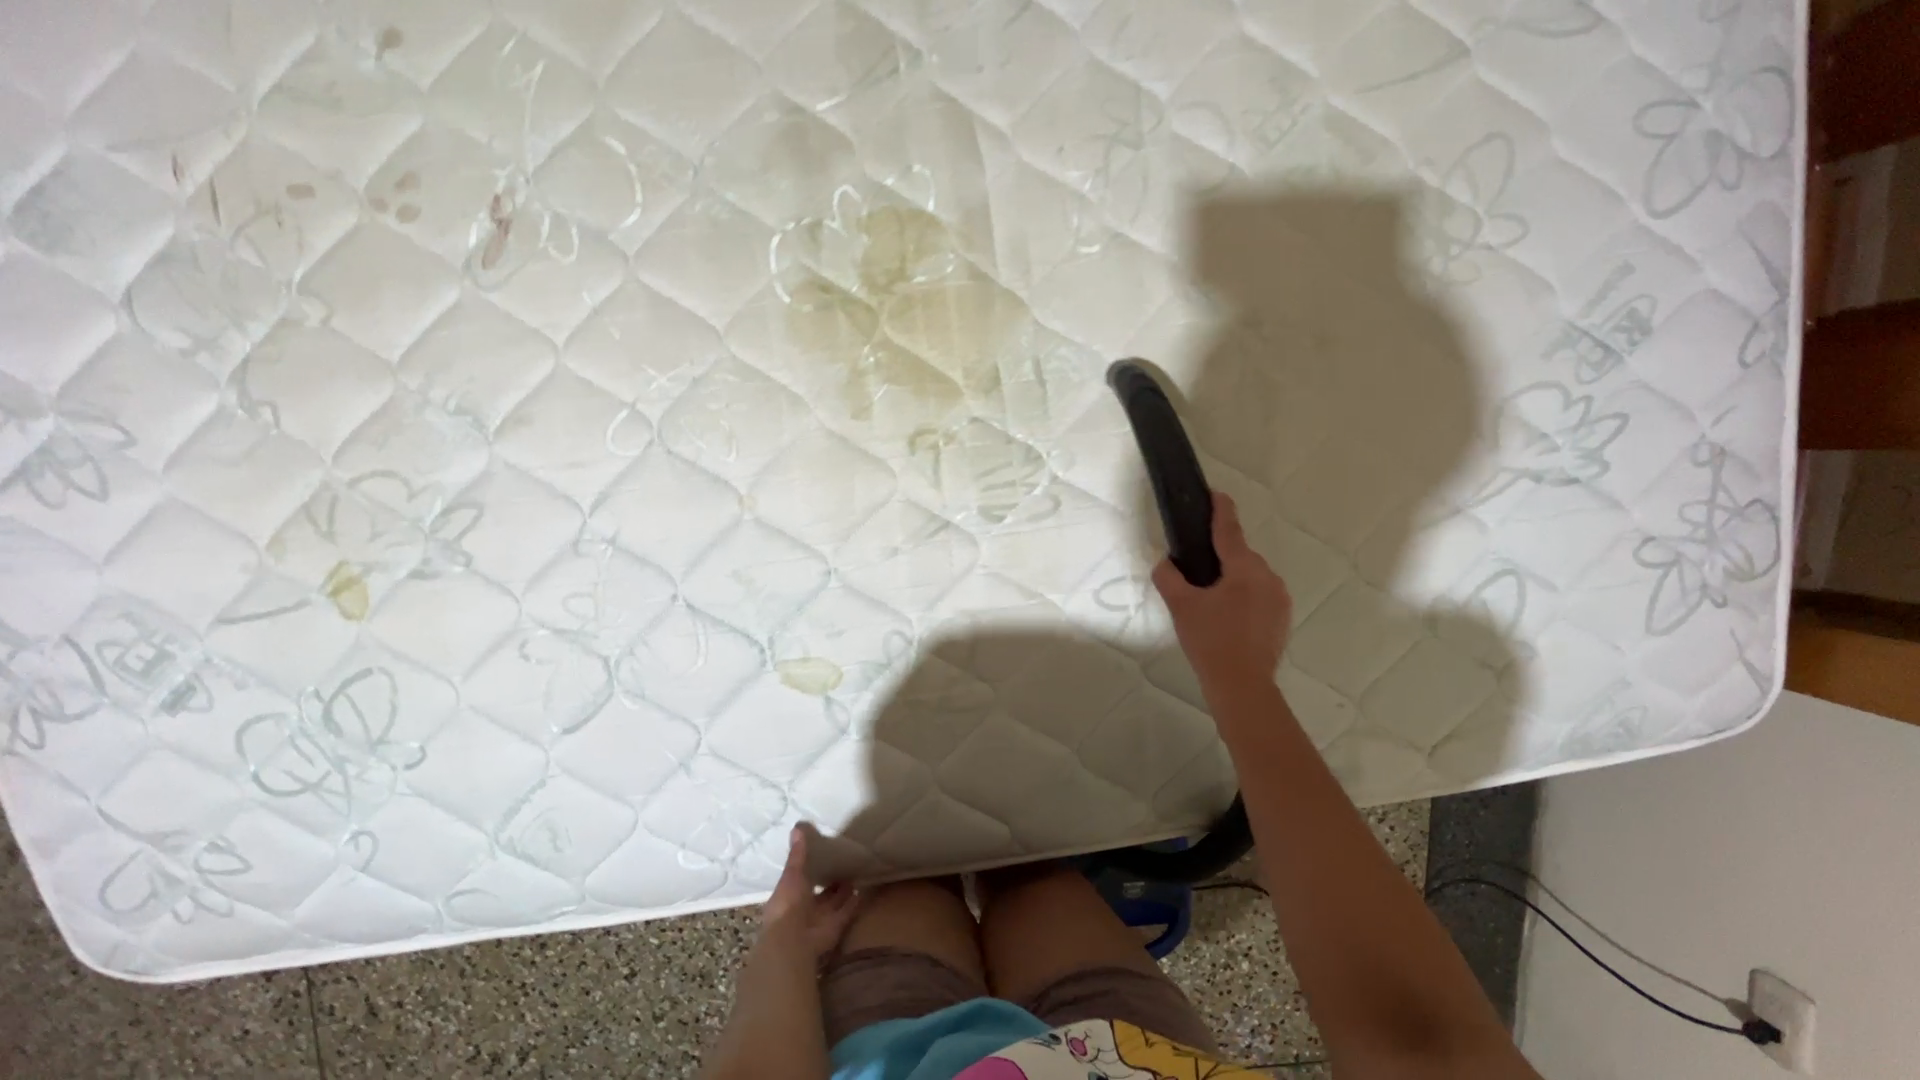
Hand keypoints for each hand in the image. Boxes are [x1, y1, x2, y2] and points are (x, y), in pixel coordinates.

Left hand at [759, 824, 859, 960]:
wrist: (795, 939)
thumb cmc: (788, 904)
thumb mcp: (792, 874)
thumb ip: (797, 854)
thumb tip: (797, 826)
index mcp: (789, 896)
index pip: (800, 881)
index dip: (809, 870)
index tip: (821, 855)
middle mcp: (804, 908)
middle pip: (820, 894)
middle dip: (829, 882)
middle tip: (842, 864)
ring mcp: (821, 919)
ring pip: (834, 903)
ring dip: (843, 891)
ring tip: (854, 874)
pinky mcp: (836, 927)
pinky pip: (847, 912)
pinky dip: (855, 902)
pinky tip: (864, 889)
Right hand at [1152, 493, 1291, 689]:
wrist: (1243, 685)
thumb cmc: (1211, 641)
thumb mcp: (1181, 607)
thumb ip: (1169, 577)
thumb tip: (1166, 563)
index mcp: (1244, 568)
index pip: (1229, 530)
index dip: (1220, 510)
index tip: (1215, 494)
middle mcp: (1267, 576)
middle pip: (1240, 556)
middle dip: (1220, 557)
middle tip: (1195, 571)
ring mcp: (1279, 598)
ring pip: (1251, 577)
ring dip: (1232, 580)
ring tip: (1210, 602)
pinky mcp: (1282, 618)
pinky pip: (1260, 596)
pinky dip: (1243, 599)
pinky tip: (1227, 619)